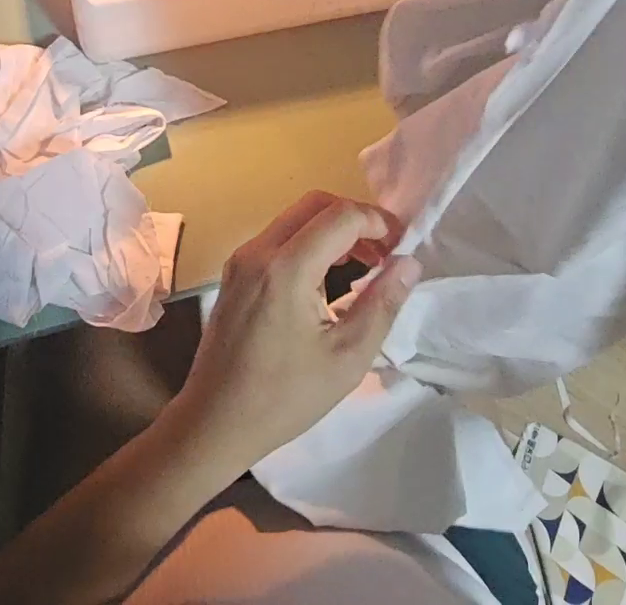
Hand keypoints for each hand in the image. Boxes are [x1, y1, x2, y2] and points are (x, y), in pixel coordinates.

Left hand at [167, 191, 420, 468]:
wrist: (215, 420)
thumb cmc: (285, 397)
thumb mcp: (347, 357)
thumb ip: (382, 303)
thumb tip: (410, 263)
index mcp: (286, 268)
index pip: (340, 216)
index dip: (379, 222)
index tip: (402, 247)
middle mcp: (258, 251)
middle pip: (314, 205)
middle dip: (356, 219)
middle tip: (384, 252)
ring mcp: (241, 260)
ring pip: (294, 218)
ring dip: (332, 229)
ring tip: (364, 263)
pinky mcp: (234, 273)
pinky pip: (277, 238)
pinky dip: (309, 242)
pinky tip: (327, 276)